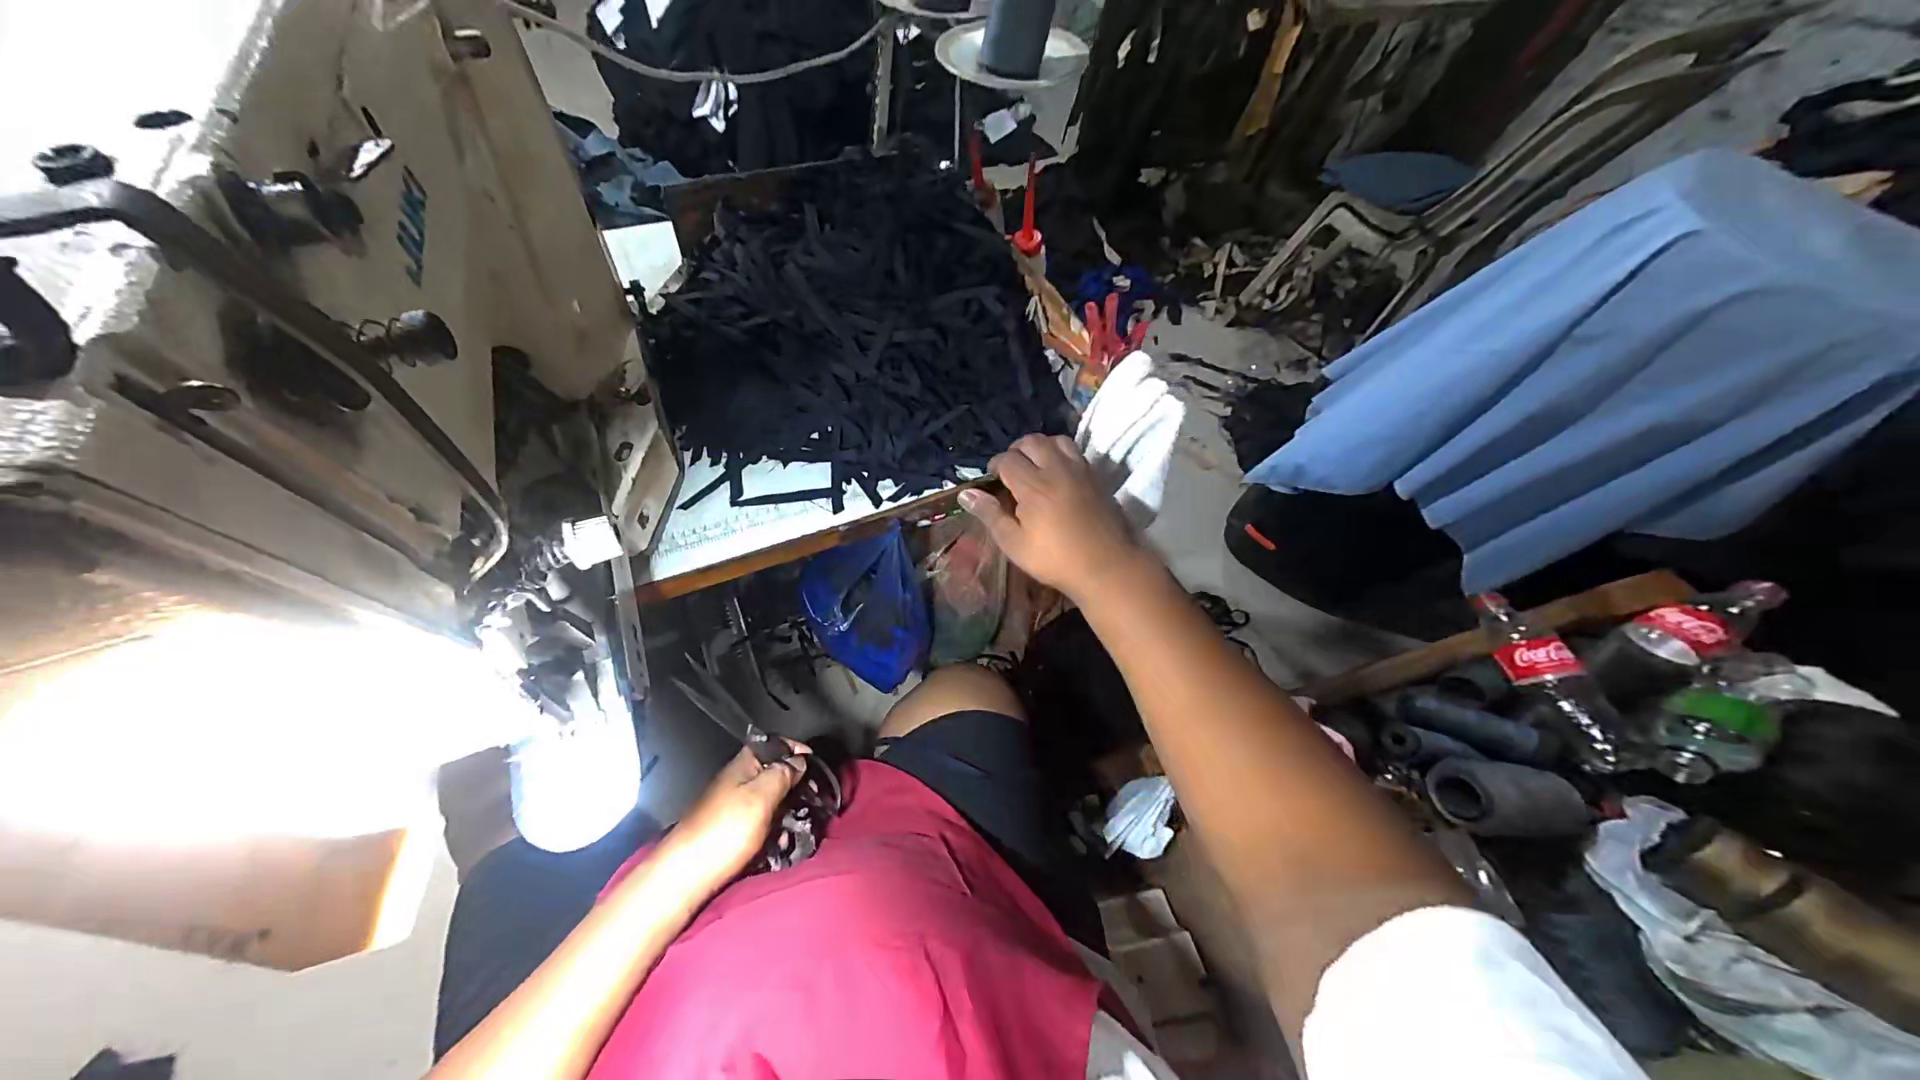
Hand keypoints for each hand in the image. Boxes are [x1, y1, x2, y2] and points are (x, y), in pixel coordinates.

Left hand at [656, 742, 807, 893]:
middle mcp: (740, 781)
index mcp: (744, 765)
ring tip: (798, 828)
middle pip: (777, 774)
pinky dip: (775, 831)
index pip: (775, 744)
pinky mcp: (734, 832)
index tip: (816, 764)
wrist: (687, 876)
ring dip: (788, 813)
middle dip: (797, 787)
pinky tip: (781, 844)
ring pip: (773, 801)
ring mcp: (736, 807)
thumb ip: (783, 773)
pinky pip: (764, 824)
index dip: (797, 749)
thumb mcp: (761, 795)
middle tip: (813, 801)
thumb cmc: (725, 830)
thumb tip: (800, 760)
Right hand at [957, 434, 1156, 602]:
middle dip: (1016, 450)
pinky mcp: (1096, 477)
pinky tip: (1058, 474)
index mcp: (1033, 486)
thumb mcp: (1015, 544)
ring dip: (1041, 446)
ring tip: (1035, 465)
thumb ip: (991, 515)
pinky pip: (1076, 452)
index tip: (992, 479)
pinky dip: (1061, 454)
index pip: (1007, 460)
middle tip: (1011, 468)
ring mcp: (1080, 470)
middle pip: (1032, 441)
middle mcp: (1056, 469)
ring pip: (1057, 440)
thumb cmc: (1056, 560)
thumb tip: (967, 494)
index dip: (995, 465)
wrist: (1107, 566)